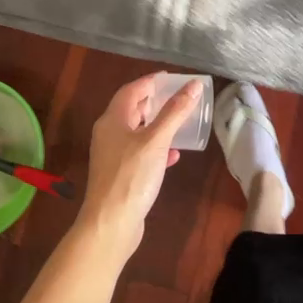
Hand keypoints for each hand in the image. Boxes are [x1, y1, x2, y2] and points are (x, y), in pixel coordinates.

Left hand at [77, 74, 200, 252]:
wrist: (110, 225)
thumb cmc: (131, 176)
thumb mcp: (156, 140)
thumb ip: (175, 112)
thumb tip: (193, 85)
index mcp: (113, 120)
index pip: (132, 90)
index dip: (151, 82)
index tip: (172, 78)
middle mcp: (109, 134)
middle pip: (132, 109)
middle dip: (154, 102)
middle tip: (178, 97)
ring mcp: (113, 156)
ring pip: (137, 132)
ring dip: (157, 125)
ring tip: (179, 121)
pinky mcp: (120, 175)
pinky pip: (140, 153)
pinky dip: (156, 149)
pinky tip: (173, 155)